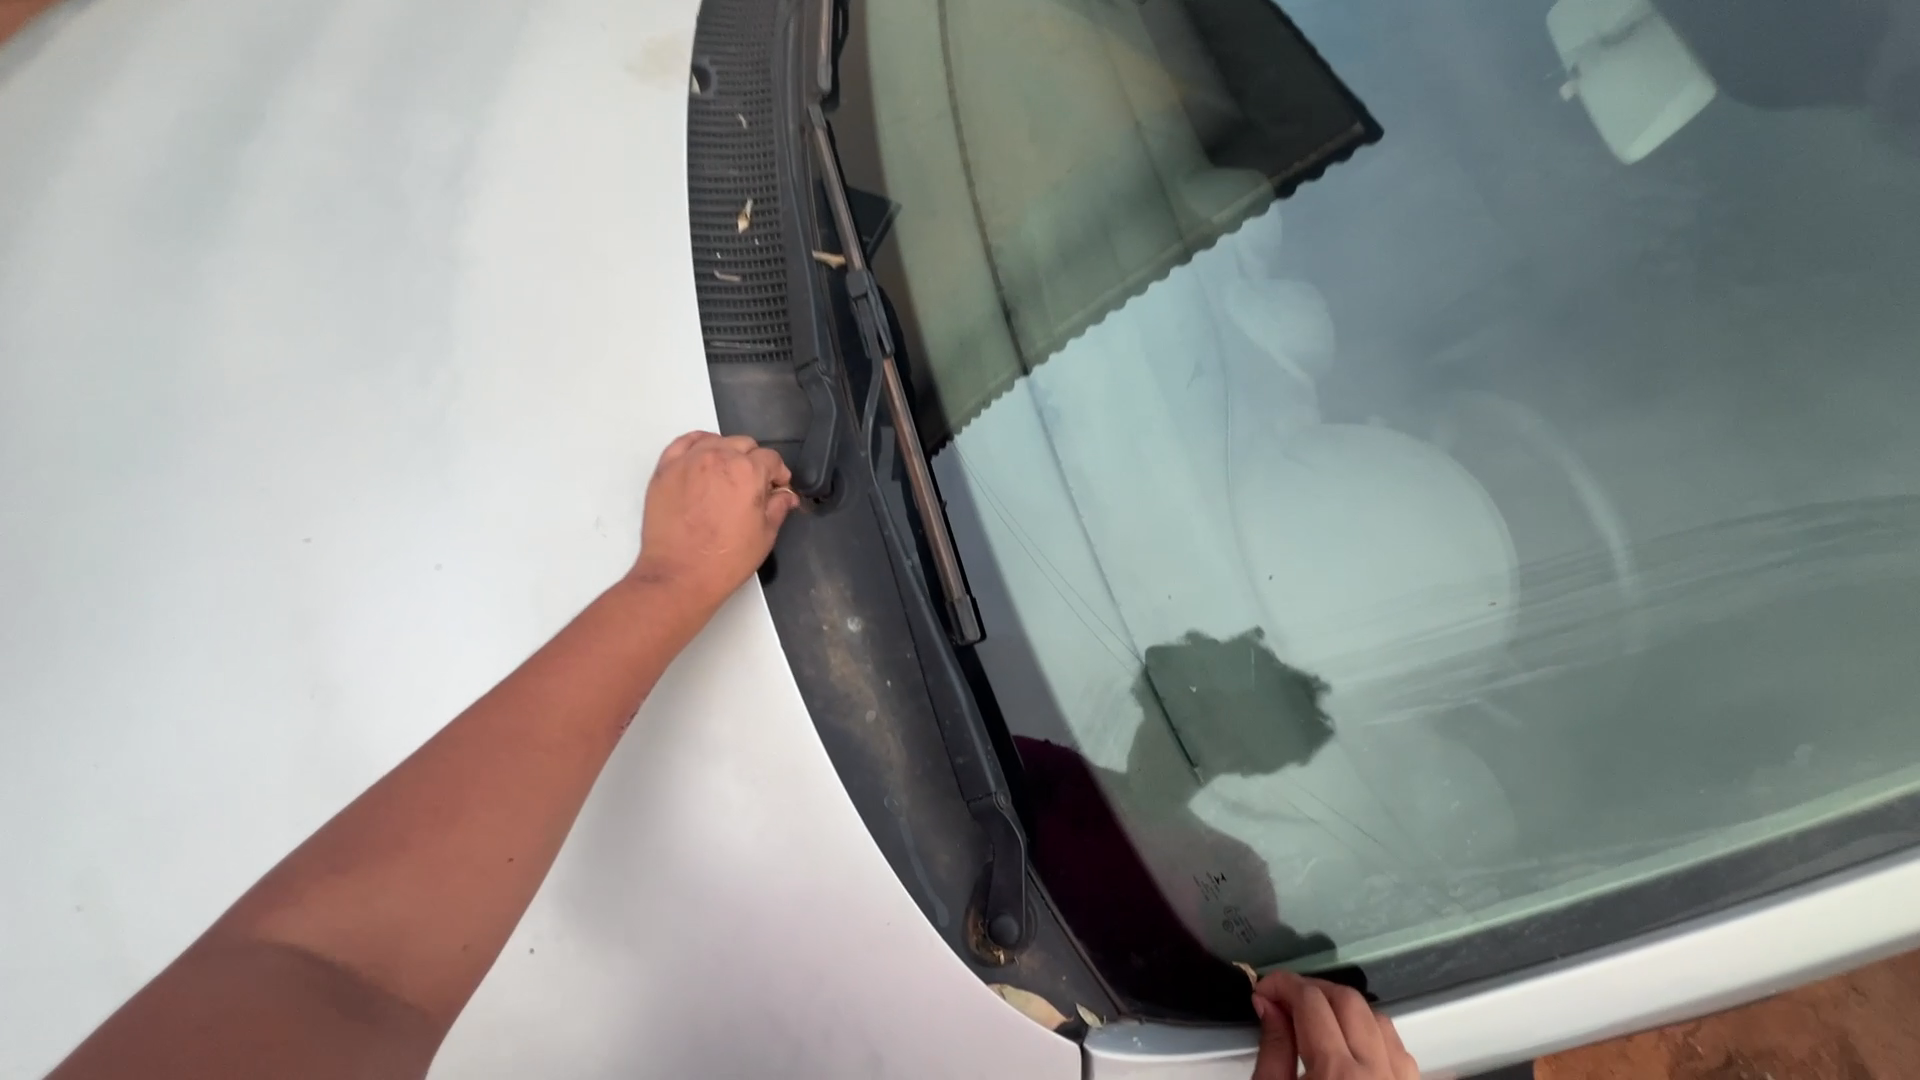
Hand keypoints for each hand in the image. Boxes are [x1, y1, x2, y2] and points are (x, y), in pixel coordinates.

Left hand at [632, 431, 800, 610]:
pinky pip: (684, 443)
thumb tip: (785, 496)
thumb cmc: (724, 560)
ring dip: (727, 453)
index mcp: (748, 472)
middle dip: (754, 461)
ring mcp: (689, 461)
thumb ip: (777, 507)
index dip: (778, 474)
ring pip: (716, 441)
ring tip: (727, 476)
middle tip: (754, 485)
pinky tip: (704, 459)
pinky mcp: (666, 469)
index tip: (777, 487)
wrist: (680, 575)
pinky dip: (698, 445)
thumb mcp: (765, 535)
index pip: (771, 458)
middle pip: (744, 444)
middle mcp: (719, 458)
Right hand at [1251, 972, 1418, 1079]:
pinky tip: (1351, 1050)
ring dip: (1346, 1011)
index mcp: (1337, 1073)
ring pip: (1380, 1021)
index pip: (1311, 1001)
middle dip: (1313, 990)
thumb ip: (1273, 1049)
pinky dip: (1374, 1038)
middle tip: (1285, 1002)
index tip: (1262, 991)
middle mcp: (1378, 1073)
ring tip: (1318, 1023)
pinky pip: (1401, 1053)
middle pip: (1348, 1000)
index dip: (1282, 984)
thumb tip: (1269, 1003)